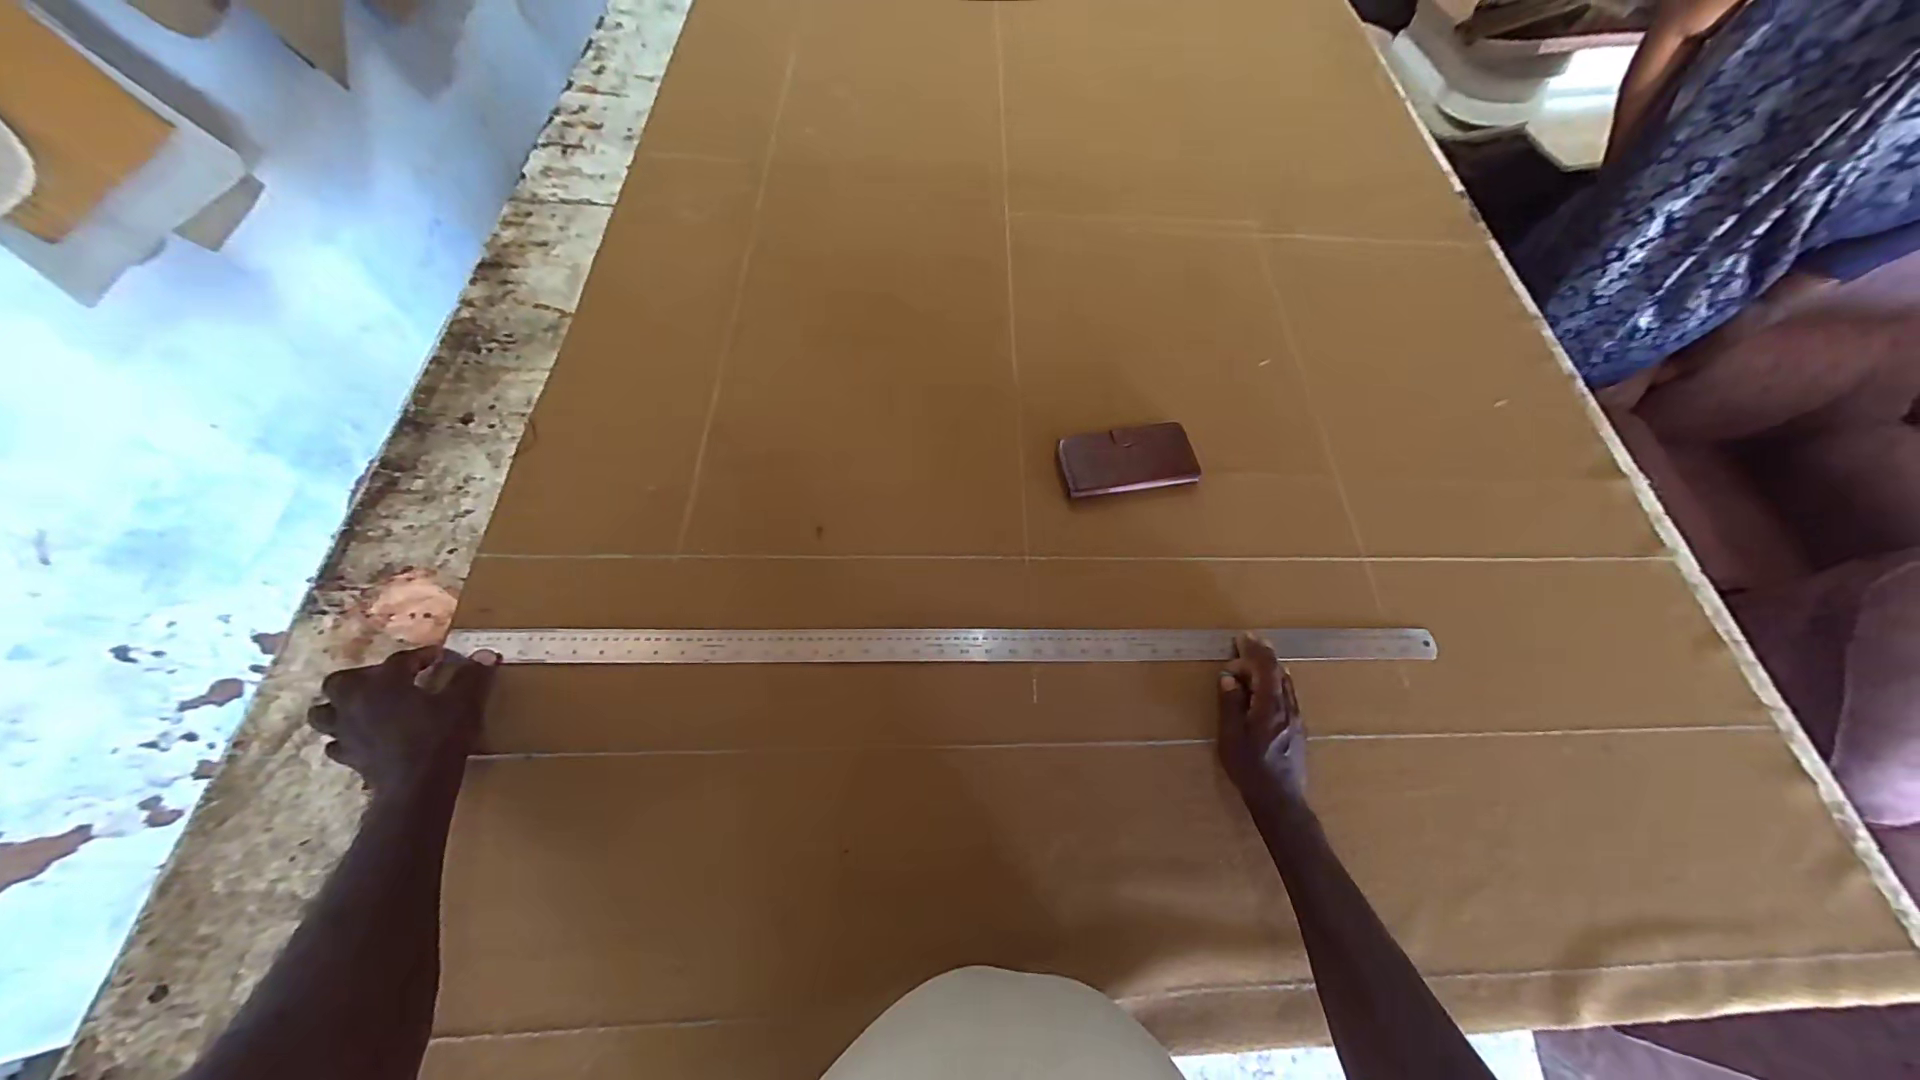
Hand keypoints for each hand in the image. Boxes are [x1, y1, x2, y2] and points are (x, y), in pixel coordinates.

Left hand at [308, 647, 498, 794]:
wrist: (417, 784)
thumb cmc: (439, 735)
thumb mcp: (463, 701)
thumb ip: (472, 675)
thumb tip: (486, 653)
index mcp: (382, 684)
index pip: (400, 660)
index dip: (421, 656)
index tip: (440, 656)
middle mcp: (354, 703)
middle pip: (342, 681)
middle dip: (363, 677)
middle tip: (390, 680)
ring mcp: (344, 732)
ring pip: (325, 712)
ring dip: (341, 706)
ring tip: (366, 706)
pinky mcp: (346, 756)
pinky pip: (337, 741)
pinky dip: (347, 735)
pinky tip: (366, 737)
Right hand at [1217, 633, 1305, 804]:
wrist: (1280, 799)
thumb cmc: (1250, 768)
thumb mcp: (1231, 736)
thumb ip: (1230, 704)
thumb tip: (1228, 679)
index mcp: (1270, 706)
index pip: (1267, 668)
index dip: (1256, 650)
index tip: (1244, 638)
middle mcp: (1288, 708)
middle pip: (1278, 673)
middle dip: (1260, 659)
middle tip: (1238, 655)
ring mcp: (1296, 719)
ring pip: (1285, 685)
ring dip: (1267, 672)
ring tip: (1249, 669)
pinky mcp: (1297, 729)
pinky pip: (1287, 696)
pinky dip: (1274, 685)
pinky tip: (1263, 692)